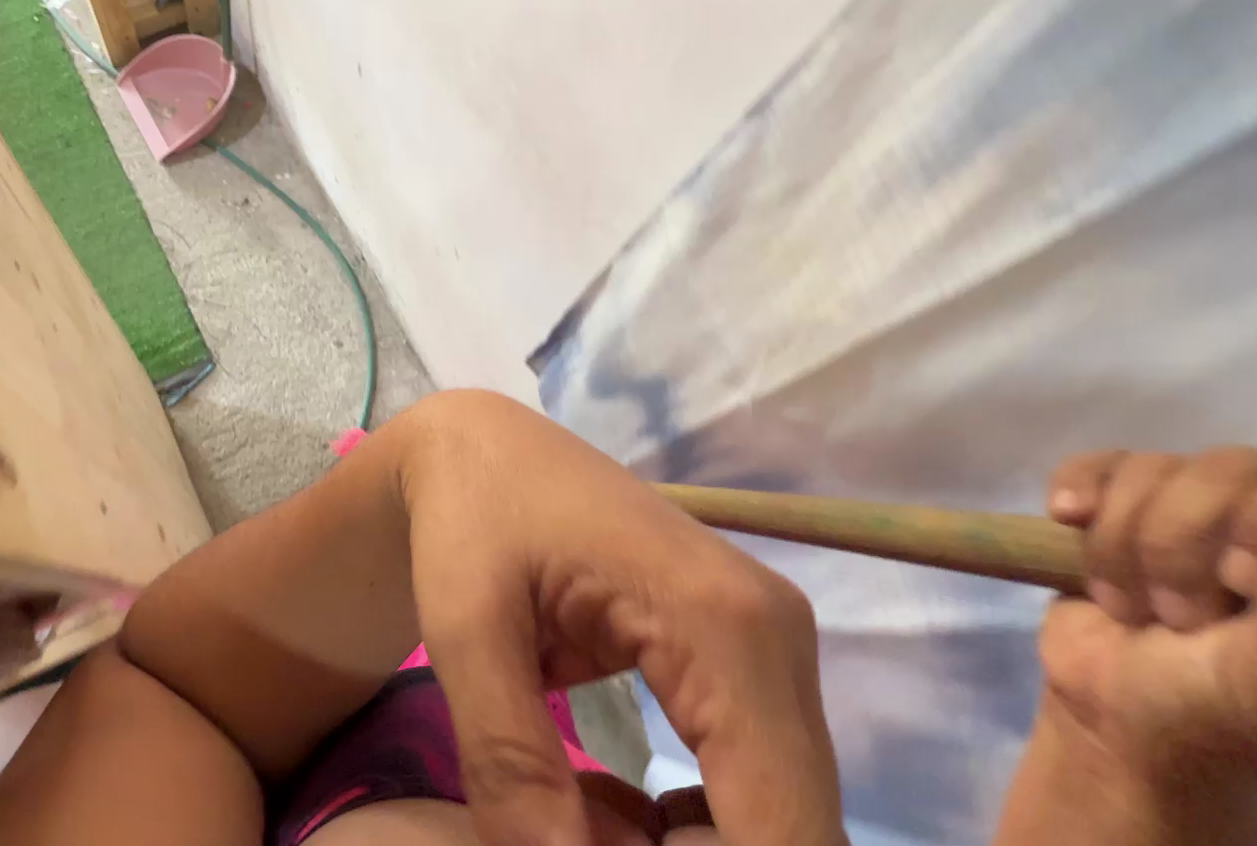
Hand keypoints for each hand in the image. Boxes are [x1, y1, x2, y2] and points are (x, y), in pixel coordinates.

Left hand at [401, 391, 844, 845]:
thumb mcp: (465, 630)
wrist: (481, 449)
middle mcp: (779, 637)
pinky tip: (607, 806)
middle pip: (791, 832)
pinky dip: (693, 826)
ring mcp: (771, 643)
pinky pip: (754, 781)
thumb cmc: (468, 514)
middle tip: (566, 837)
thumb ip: (511, 760)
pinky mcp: (745, 654)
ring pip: (777, 816)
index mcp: (726, 625)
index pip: (782, 832)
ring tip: (573, 823)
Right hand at [1037, 447, 1256, 824]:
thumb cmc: (1212, 717)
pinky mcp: (1114, 510)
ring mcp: (1192, 513)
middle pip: (1223, 470)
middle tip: (1178, 614)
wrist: (1111, 721)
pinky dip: (1076, 488)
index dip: (1254, 529)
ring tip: (1128, 603)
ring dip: (1118, 542)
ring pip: (1151, 469)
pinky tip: (1066, 519)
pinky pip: (1094, 464)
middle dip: (1175, 545)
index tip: (1236, 592)